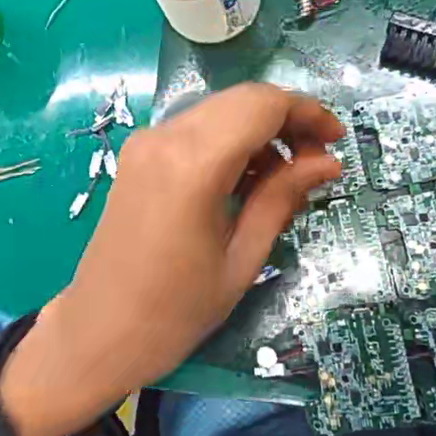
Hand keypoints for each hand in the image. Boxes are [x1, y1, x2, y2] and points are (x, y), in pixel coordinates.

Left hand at [0, 85, 344, 435]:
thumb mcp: (241, 260)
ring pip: (218, 113)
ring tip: (284, 182)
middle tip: (315, 164)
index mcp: (192, 164)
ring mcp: (144, 145)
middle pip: (241, 101)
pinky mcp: (136, 158)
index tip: (337, 142)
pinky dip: (228, 144)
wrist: (98, 333)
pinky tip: (245, 182)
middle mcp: (164, 138)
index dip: (308, 114)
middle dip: (286, 122)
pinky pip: (194, 132)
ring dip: (258, 133)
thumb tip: (327, 162)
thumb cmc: (175, 312)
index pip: (263, 105)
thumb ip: (282, 199)